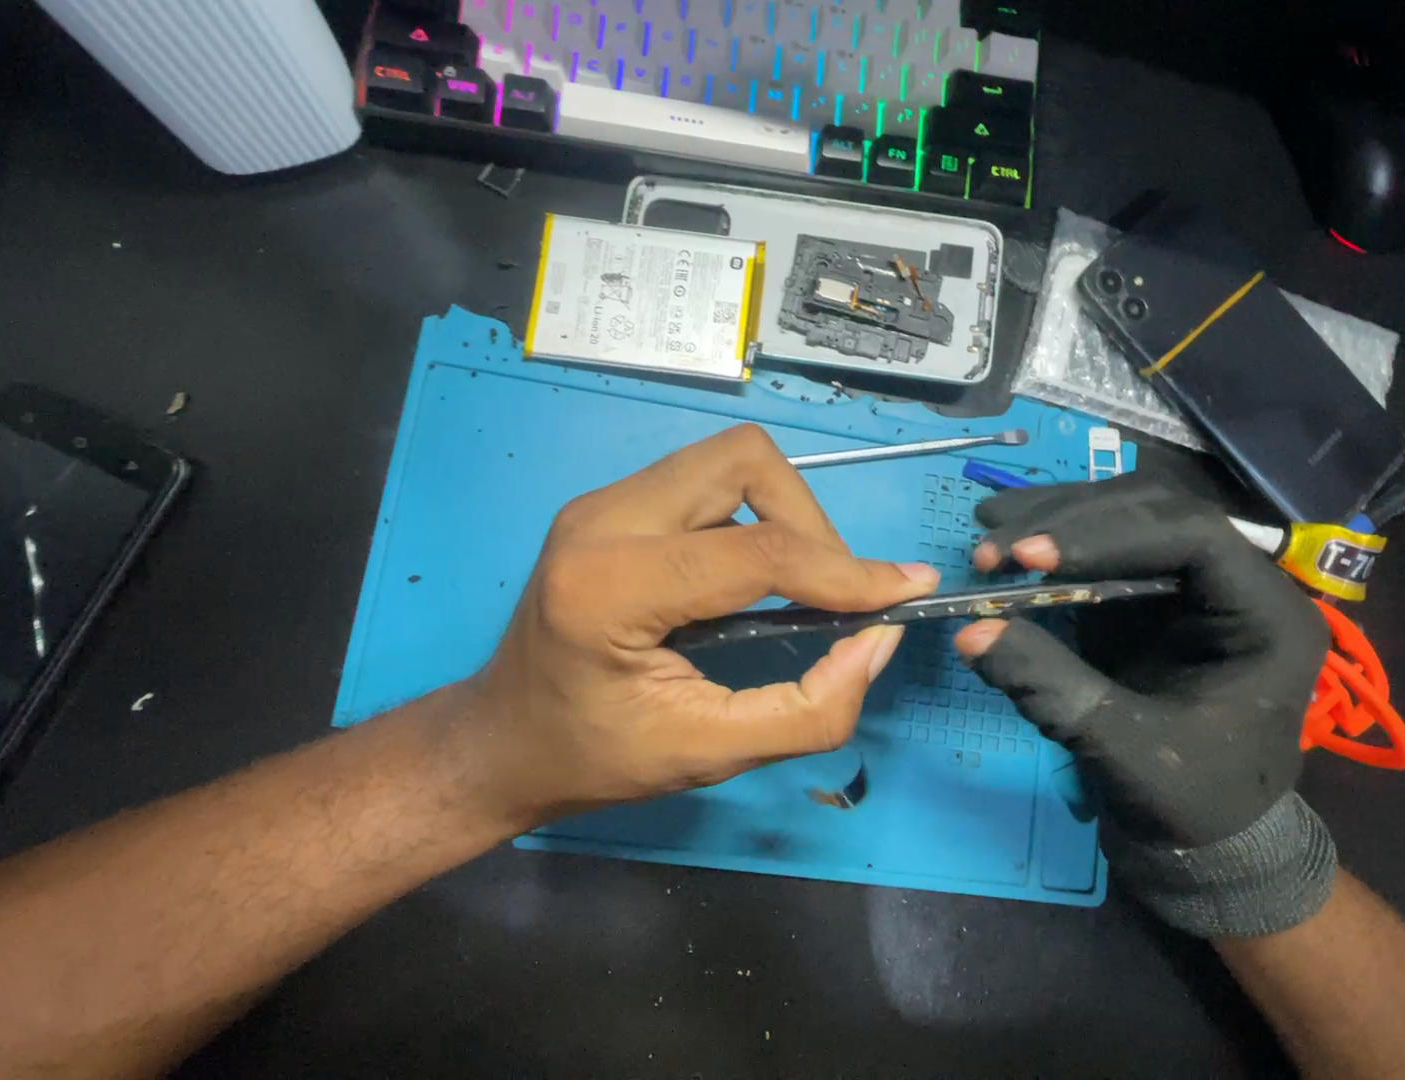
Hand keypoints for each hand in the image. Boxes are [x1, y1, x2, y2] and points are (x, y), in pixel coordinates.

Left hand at [458, 425, 938, 827]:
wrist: (499, 742)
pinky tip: (748, 576)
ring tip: (799, 583)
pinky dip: (752, 518)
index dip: (845, 572)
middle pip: (745, 461)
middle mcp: (601, 518)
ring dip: (784, 513)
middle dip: (811, 521)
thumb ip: (808, 710)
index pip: (756, 552)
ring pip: (728, 460)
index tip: (904, 593)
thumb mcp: (707, 754)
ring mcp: (601, 503)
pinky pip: (707, 482)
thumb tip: (879, 641)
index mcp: (611, 585)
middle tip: (833, 591)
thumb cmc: (592, 758)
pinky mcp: (611, 505)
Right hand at [952, 475, 1336, 937]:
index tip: (1031, 556)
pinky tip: (1007, 539)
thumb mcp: (1123, 750)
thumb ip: (1052, 689)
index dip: (1109, 535)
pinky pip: (1101, 546)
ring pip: (1124, 515)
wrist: (1203, 837)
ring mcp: (1188, 586)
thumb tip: (971, 631)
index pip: (1194, 537)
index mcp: (1264, 619)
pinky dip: (1051, 538)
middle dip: (1069, 521)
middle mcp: (1233, 585)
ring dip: (1053, 517)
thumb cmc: (1189, 801)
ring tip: (988, 528)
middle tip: (995, 547)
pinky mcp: (1148, 597)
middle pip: (1154, 512)